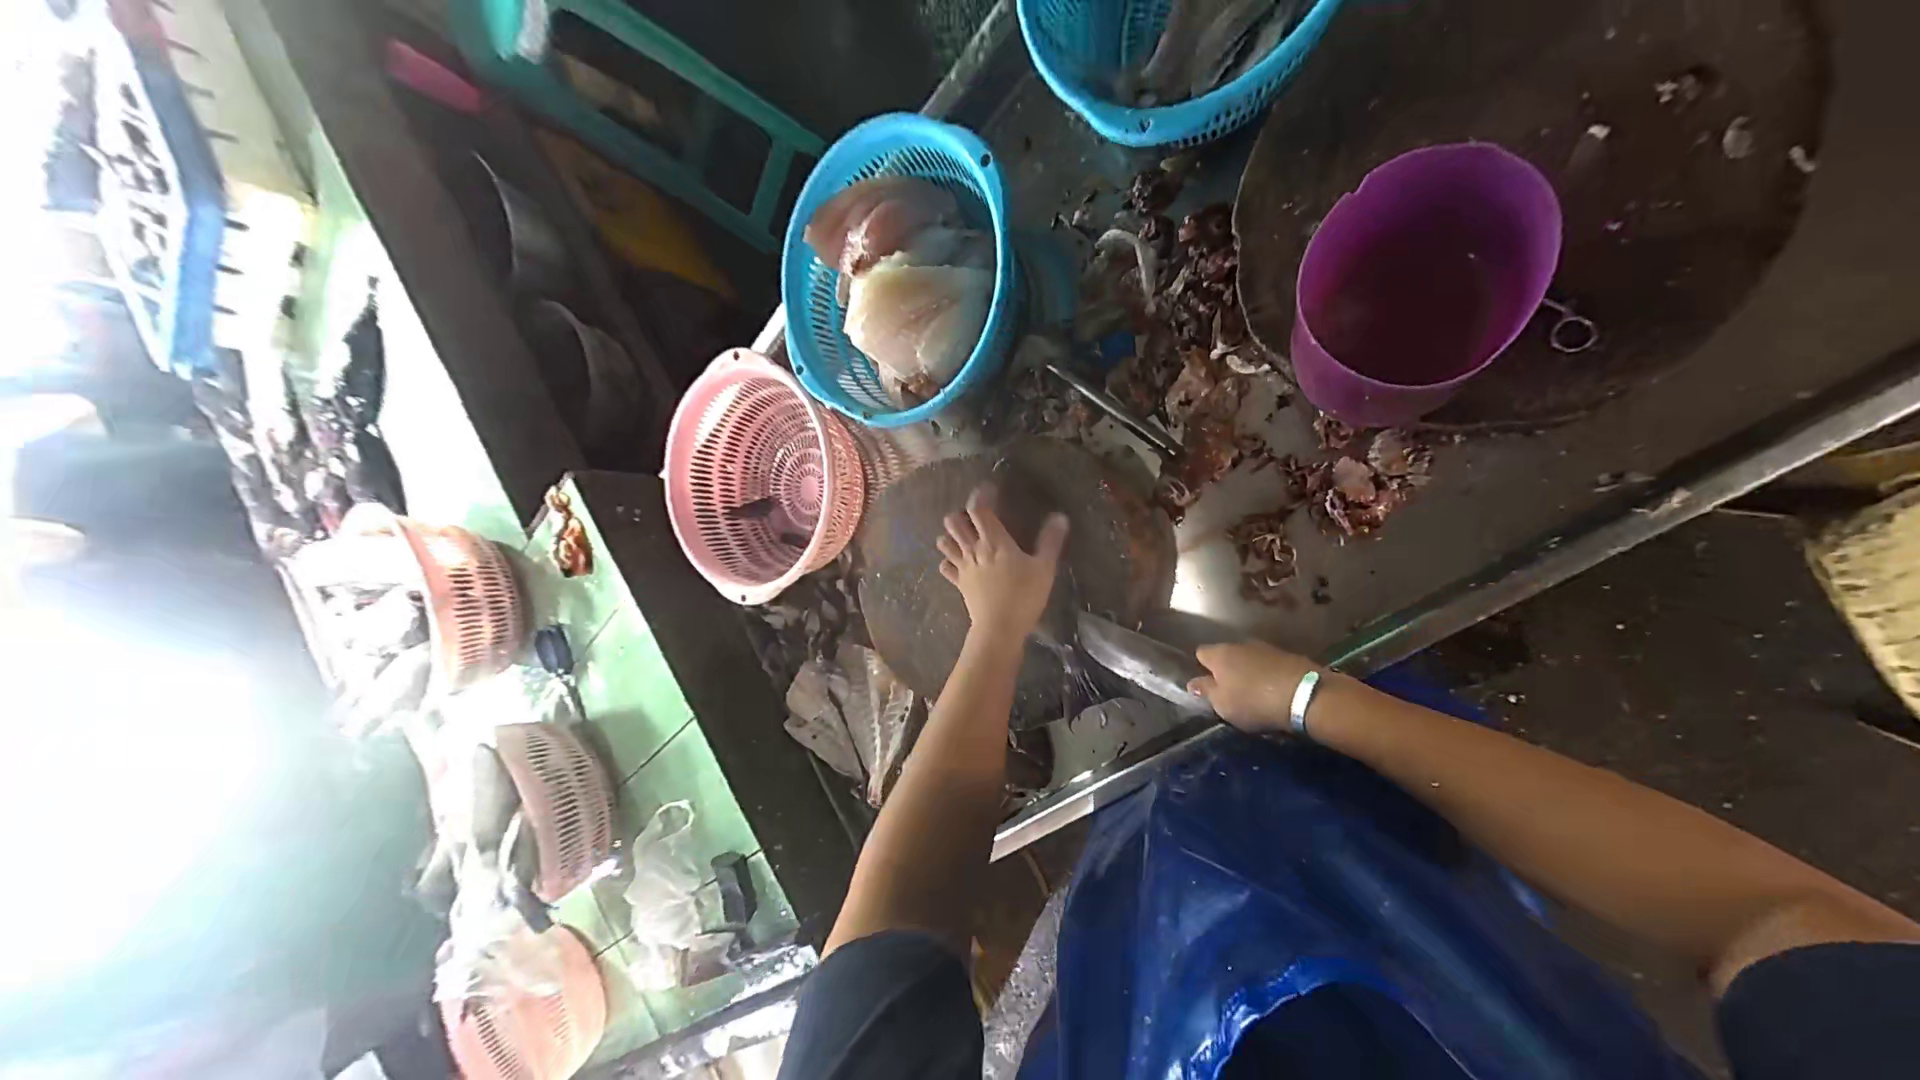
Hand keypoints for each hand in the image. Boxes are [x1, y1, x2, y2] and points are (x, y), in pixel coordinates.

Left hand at [937, 485, 1069, 639]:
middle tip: (976, 519)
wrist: (999, 629)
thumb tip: (1060, 517)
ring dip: (951, 536)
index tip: (989, 489)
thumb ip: (1051, 541)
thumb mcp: (1044, 568)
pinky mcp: (958, 584)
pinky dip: (949, 562)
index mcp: (994, 541)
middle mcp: (973, 549)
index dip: (981, 495)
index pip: (979, 509)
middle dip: (960, 515)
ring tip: (965, 538)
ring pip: (944, 542)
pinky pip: (946, 567)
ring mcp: (962, 567)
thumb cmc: (1024, 596)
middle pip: (953, 522)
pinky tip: (958, 563)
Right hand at [1188, 641, 1320, 733]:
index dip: (1201, 668)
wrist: (1305, 695)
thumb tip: (1193, 683)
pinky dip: (1268, 674)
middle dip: (1226, 669)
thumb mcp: (1222, 704)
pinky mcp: (1288, 655)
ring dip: (1249, 671)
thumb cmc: (1253, 701)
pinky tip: (1273, 689)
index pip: (1200, 653)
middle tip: (1230, 690)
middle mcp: (1239, 644)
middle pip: (1226, 655)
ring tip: (1254, 691)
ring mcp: (1266, 648)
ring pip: (1248, 658)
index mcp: (1219, 654)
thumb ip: (1206, 692)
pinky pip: (1269, 664)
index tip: (1207, 685)